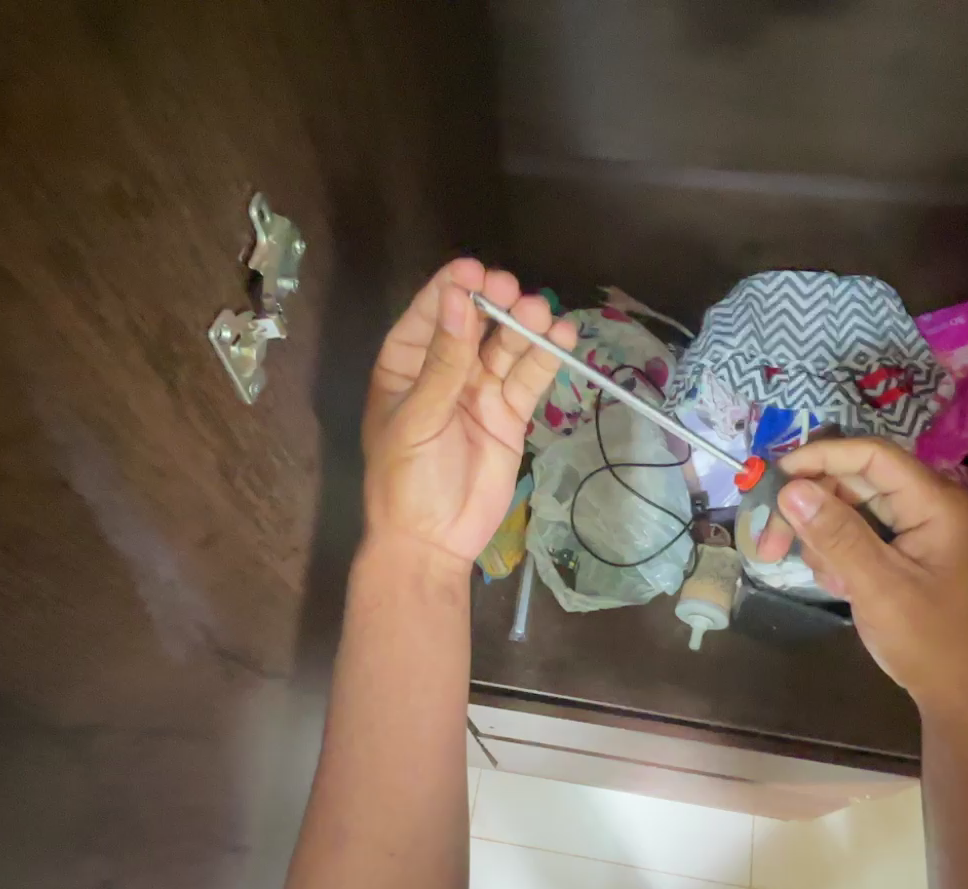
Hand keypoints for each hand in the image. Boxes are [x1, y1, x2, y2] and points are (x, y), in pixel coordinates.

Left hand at [362, 258, 576, 567]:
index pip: (429, 316)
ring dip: (524, 328)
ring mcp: (479, 392)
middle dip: (494, 305)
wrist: (432, 540)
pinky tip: (562, 338)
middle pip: (474, 325)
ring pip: (506, 349)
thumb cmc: (406, 479)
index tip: (473, 270)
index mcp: (405, 366)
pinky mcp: (509, 415)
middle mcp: (445, 371)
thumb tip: (458, 300)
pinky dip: (546, 359)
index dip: (451, 290)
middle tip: (512, 291)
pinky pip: (528, 380)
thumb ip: (443, 363)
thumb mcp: (418, 418)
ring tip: (541, 313)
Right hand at [753, 437, 967, 708]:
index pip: (870, 455)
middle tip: (769, 543)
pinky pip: (853, 533)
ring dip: (820, 537)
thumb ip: (836, 534)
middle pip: (851, 481)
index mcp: (934, 502)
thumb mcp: (878, 586)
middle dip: (808, 508)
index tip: (772, 481)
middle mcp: (924, 505)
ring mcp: (912, 528)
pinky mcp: (900, 550)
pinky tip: (838, 585)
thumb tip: (790, 490)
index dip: (819, 458)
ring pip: (846, 508)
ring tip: (824, 578)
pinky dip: (833, 553)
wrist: (960, 691)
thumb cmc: (929, 639)